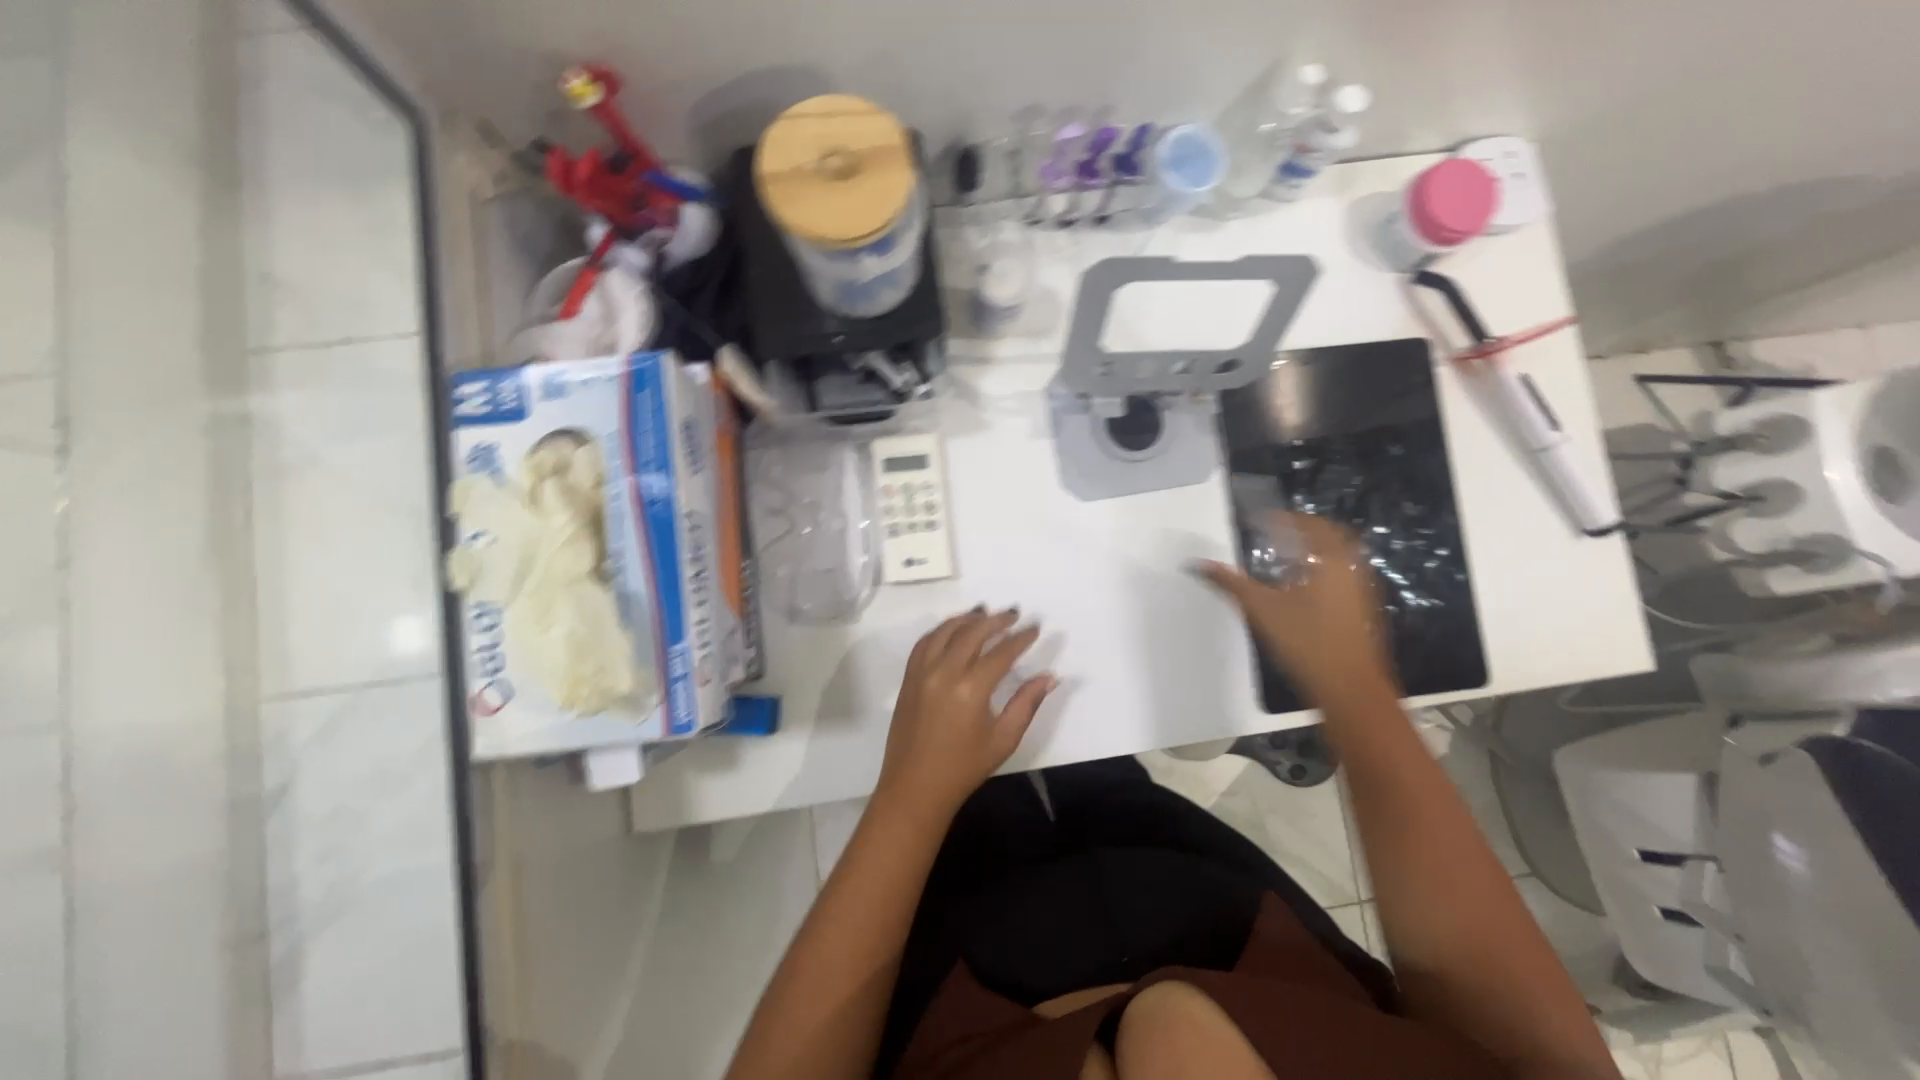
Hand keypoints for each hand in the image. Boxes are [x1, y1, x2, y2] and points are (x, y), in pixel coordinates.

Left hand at [875, 606, 1055, 824]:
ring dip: (966, 619)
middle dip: (996, 620)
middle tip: (1014, 614)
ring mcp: (922, 673)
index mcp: (971, 689)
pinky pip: (924, 644)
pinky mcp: (908, 679)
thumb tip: (1050, 677)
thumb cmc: (964, 768)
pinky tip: (952, 630)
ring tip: (984, 613)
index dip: (1020, 638)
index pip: (1001, 652)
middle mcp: (944, 672)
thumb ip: (1027, 703)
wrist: (915, 787)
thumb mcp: (1004, 739)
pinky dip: (940, 630)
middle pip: (972, 633)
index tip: (1034, 628)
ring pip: (945, 632)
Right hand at [1196, 512, 1397, 709]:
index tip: (1258, 519)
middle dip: (1302, 528)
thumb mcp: (1262, 610)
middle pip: (1329, 534)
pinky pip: (1343, 574)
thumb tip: (1197, 564)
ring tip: (1286, 555)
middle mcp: (1351, 566)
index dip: (1281, 518)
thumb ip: (1230, 583)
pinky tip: (1303, 587)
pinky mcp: (1364, 609)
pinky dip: (1324, 568)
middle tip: (1275, 530)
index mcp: (1330, 559)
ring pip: (1340, 555)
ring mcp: (1362, 588)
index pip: (1306, 524)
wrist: (1350, 689)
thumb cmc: (1306, 643)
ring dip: (1315, 548)